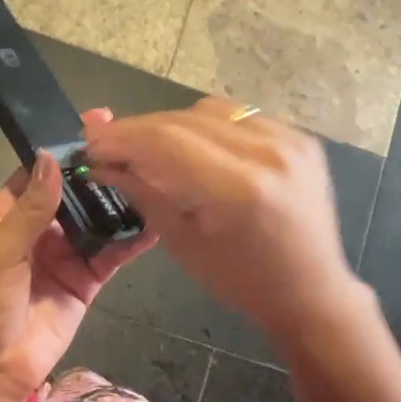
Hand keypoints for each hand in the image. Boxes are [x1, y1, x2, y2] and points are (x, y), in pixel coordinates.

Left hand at [0, 111, 155, 401]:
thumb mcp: (2, 250)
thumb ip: (31, 208)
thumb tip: (52, 159)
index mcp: (7, 218)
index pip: (35, 175)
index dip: (60, 153)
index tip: (92, 127)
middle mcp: (38, 233)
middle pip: (71, 196)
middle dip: (97, 175)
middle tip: (133, 148)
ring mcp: (64, 257)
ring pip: (95, 223)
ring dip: (117, 204)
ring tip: (151, 178)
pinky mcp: (86, 282)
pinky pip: (111, 255)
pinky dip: (130, 241)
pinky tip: (155, 223)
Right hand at [82, 97, 361, 340]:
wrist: (311, 291)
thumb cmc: (241, 282)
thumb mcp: (183, 243)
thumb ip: (143, 191)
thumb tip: (100, 160)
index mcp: (239, 189)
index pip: (165, 141)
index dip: (121, 138)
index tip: (90, 143)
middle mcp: (268, 153)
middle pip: (183, 120)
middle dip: (138, 129)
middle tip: (106, 143)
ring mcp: (290, 140)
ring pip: (209, 110)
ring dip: (171, 125)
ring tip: (149, 148)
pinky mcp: (300, 138)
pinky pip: (238, 116)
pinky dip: (207, 127)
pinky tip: (193, 149)